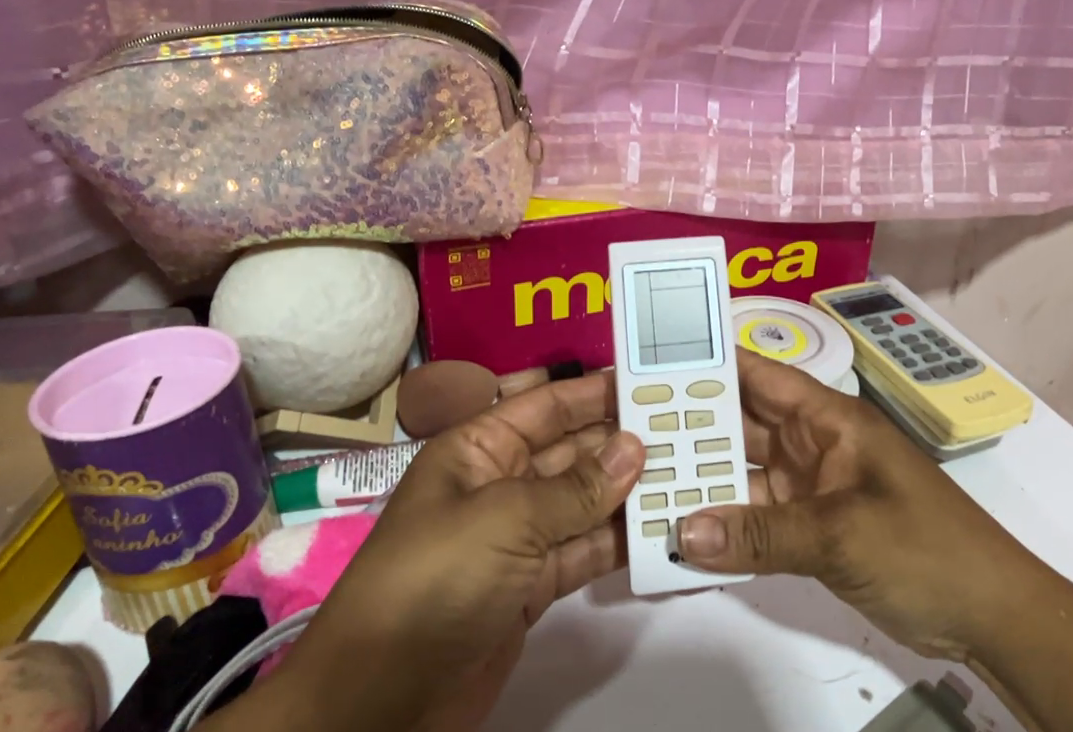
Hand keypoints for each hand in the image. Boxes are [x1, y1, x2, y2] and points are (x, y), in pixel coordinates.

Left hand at [212, 374, 643, 731]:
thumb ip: (577, 486)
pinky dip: (618, 541)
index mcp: (477, 450)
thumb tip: (635, 447)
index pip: (543, 406)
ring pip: (581, 501)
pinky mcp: (531, 584)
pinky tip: (661, 526)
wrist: (385, 693)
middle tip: (685, 424)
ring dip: (627, 490)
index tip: (649, 379)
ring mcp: (515, 537)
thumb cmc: (437, 577)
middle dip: (619, 439)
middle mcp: (498, 484)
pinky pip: (582, 550)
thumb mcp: (506, 517)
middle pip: (568, 450)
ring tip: (688, 470)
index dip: (592, 391)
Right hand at [677, 353, 1072, 731]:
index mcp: (827, 418)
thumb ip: (760, 534)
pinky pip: (757, 517)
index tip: (650, 361)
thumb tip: (680, 531)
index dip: (708, 363)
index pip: (759, 375)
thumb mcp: (840, 534)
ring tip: (641, 478)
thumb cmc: (923, 546)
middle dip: (691, 424)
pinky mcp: (812, 529)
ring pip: (744, 472)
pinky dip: (725, 523)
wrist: (988, 612)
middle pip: (743, 424)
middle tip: (626, 426)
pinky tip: (683, 531)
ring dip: (703, 478)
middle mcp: (813, 443)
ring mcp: (811, 488)